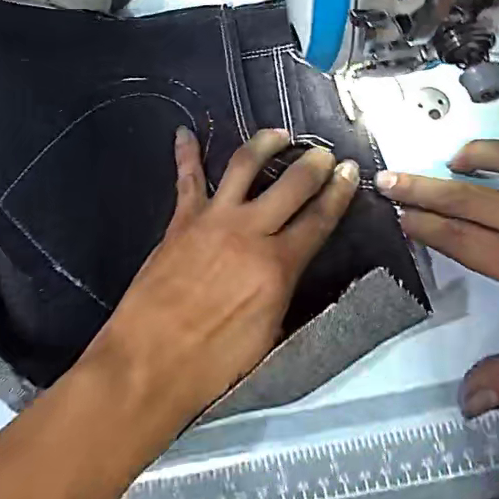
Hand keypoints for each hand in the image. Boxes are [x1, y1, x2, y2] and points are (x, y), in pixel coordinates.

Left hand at [84, 127, 358, 425]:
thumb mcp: (271, 336)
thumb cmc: (214, 364)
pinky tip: (183, 133)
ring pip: (244, 166)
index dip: (339, 191)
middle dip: (313, 163)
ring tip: (280, 133)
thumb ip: (287, 293)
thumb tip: (295, 269)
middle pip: (292, 184)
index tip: (350, 169)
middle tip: (324, 151)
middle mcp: (250, 232)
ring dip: (265, 143)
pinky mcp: (181, 221)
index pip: (320, 218)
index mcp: (278, 265)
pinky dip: (186, 154)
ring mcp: (213, 220)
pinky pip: (187, 179)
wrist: (148, 365)